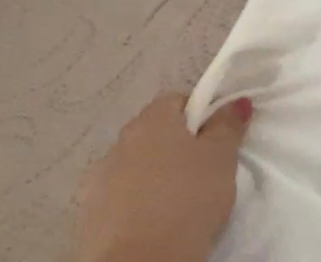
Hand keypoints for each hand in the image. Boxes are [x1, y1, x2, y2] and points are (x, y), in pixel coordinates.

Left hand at [75, 93, 252, 261]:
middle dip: (176, 144)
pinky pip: (119, 198)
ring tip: (180, 197)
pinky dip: (136, 202)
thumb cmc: (187, 198)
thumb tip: (234, 102)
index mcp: (149, 123)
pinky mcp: (86, 220)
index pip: (175, 100)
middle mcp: (116, 146)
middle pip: (152, 133)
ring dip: (153, 174)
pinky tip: (156, 219)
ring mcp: (95, 185)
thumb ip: (228, 124)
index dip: (199, 111)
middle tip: (205, 164)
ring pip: (134, 167)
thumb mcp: (222, 156)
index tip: (217, 132)